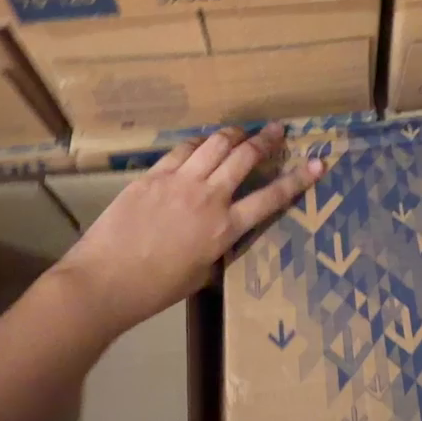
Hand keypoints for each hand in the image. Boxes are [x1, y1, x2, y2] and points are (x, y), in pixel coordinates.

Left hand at [50, 123, 322, 334]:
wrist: (103, 283)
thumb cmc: (153, 290)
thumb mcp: (200, 273)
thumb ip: (217, 247)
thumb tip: (221, 232)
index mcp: (224, 229)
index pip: (271, 198)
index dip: (299, 179)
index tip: (319, 162)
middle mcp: (208, 198)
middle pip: (245, 157)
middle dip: (265, 140)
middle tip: (277, 130)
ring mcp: (179, 182)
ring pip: (216, 144)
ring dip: (233, 135)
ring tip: (241, 132)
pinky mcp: (153, 176)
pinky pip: (182, 150)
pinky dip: (198, 143)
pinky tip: (201, 144)